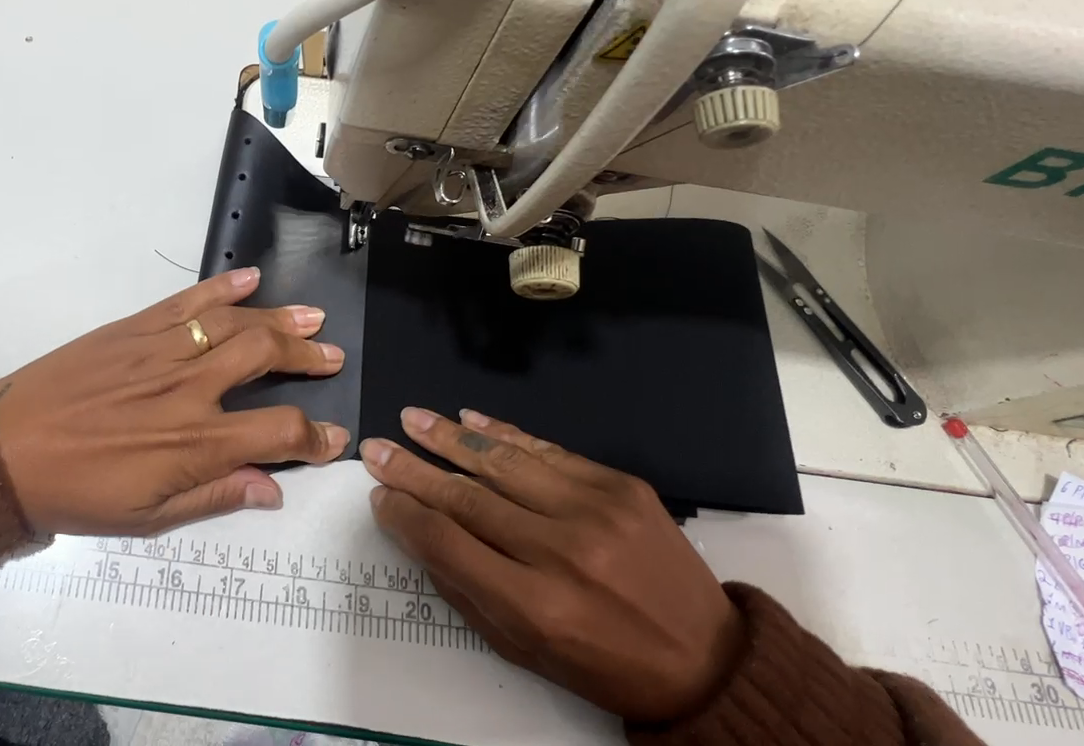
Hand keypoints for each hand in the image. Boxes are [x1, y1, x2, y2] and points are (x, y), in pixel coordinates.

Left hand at [0, 266, 347, 535]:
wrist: (5, 449)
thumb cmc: (76, 493)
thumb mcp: (146, 518)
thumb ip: (213, 498)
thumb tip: (271, 489)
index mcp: (194, 443)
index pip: (277, 432)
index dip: (315, 437)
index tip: (334, 437)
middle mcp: (188, 388)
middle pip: (263, 356)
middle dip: (306, 357)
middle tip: (332, 356)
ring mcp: (161, 350)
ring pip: (233, 322)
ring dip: (277, 316)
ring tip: (310, 315)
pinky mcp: (134, 328)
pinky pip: (186, 301)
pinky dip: (221, 286)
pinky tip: (250, 278)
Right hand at [362, 408, 742, 723]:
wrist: (707, 659)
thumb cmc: (603, 665)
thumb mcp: (524, 650)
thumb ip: (466, 589)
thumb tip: (418, 531)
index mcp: (535, 605)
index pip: (448, 543)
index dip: (405, 514)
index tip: (378, 494)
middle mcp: (562, 551)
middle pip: (468, 498)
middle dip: (413, 470)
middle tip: (376, 448)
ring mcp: (596, 510)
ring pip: (503, 462)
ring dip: (450, 438)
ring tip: (412, 419)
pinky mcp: (621, 485)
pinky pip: (548, 450)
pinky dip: (504, 433)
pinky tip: (469, 419)